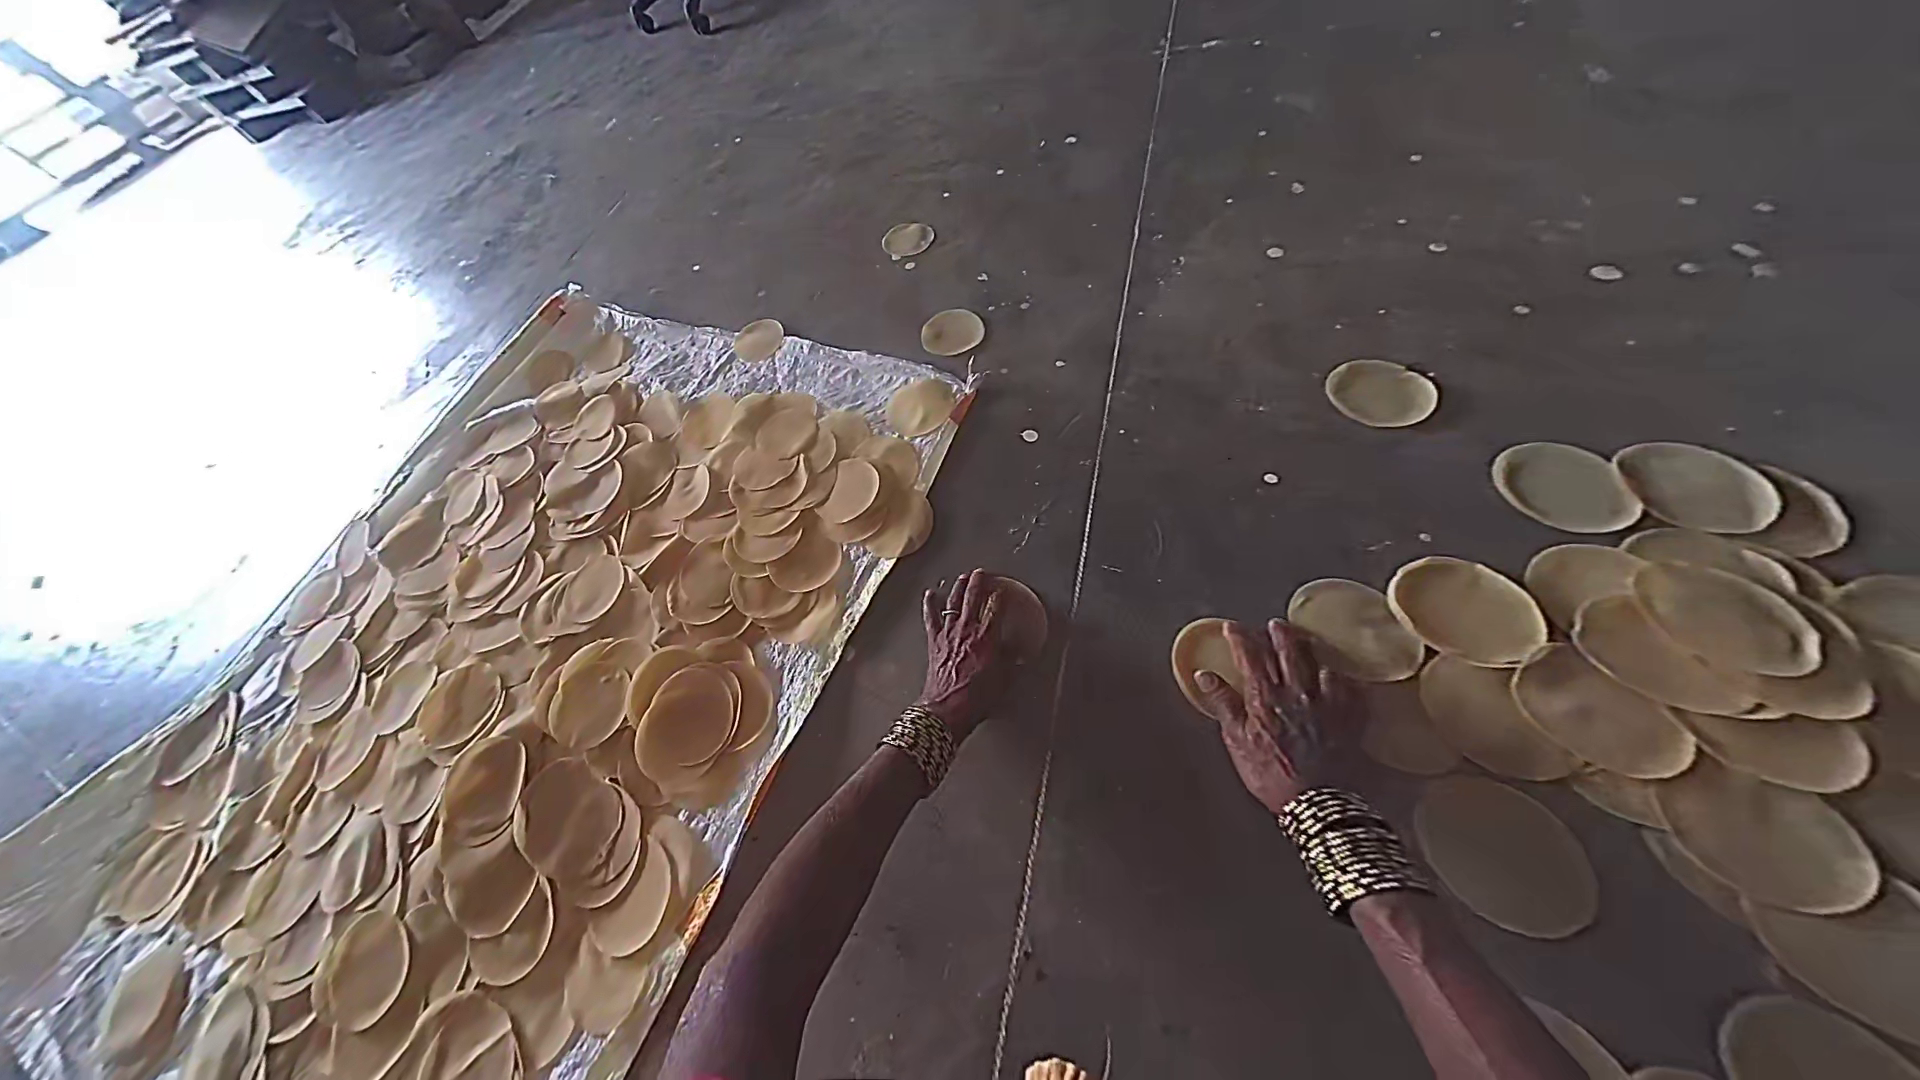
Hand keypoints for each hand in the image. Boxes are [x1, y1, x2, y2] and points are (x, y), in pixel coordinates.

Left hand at [917, 569, 1016, 739]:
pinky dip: (930, 604)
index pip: (996, 608)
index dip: (1000, 597)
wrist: (948, 708)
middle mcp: (968, 630)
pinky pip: (931, 617)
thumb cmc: (976, 697)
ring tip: (962, 577)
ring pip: (953, 602)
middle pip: (973, 598)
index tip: (1002, 590)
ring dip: (958, 587)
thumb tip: (1016, 652)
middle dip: (978, 582)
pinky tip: (930, 594)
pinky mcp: (934, 641)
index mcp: (988, 637)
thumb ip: (1009, 660)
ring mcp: (949, 633)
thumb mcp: (1003, 678)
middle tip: (981, 573)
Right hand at [1195, 619, 1364, 813]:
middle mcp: (1296, 693)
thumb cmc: (1271, 774)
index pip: (1250, 656)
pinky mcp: (1348, 720)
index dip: (1240, 638)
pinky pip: (1348, 689)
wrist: (1318, 803)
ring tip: (1304, 638)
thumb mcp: (1236, 740)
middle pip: (1287, 653)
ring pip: (1317, 664)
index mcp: (1265, 696)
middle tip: (1273, 623)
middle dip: (1278, 634)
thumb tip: (1205, 676)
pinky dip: (1340, 677)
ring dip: (1308, 648)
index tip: (1232, 627)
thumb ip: (1223, 704)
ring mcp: (1326, 704)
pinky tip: (1337, 674)